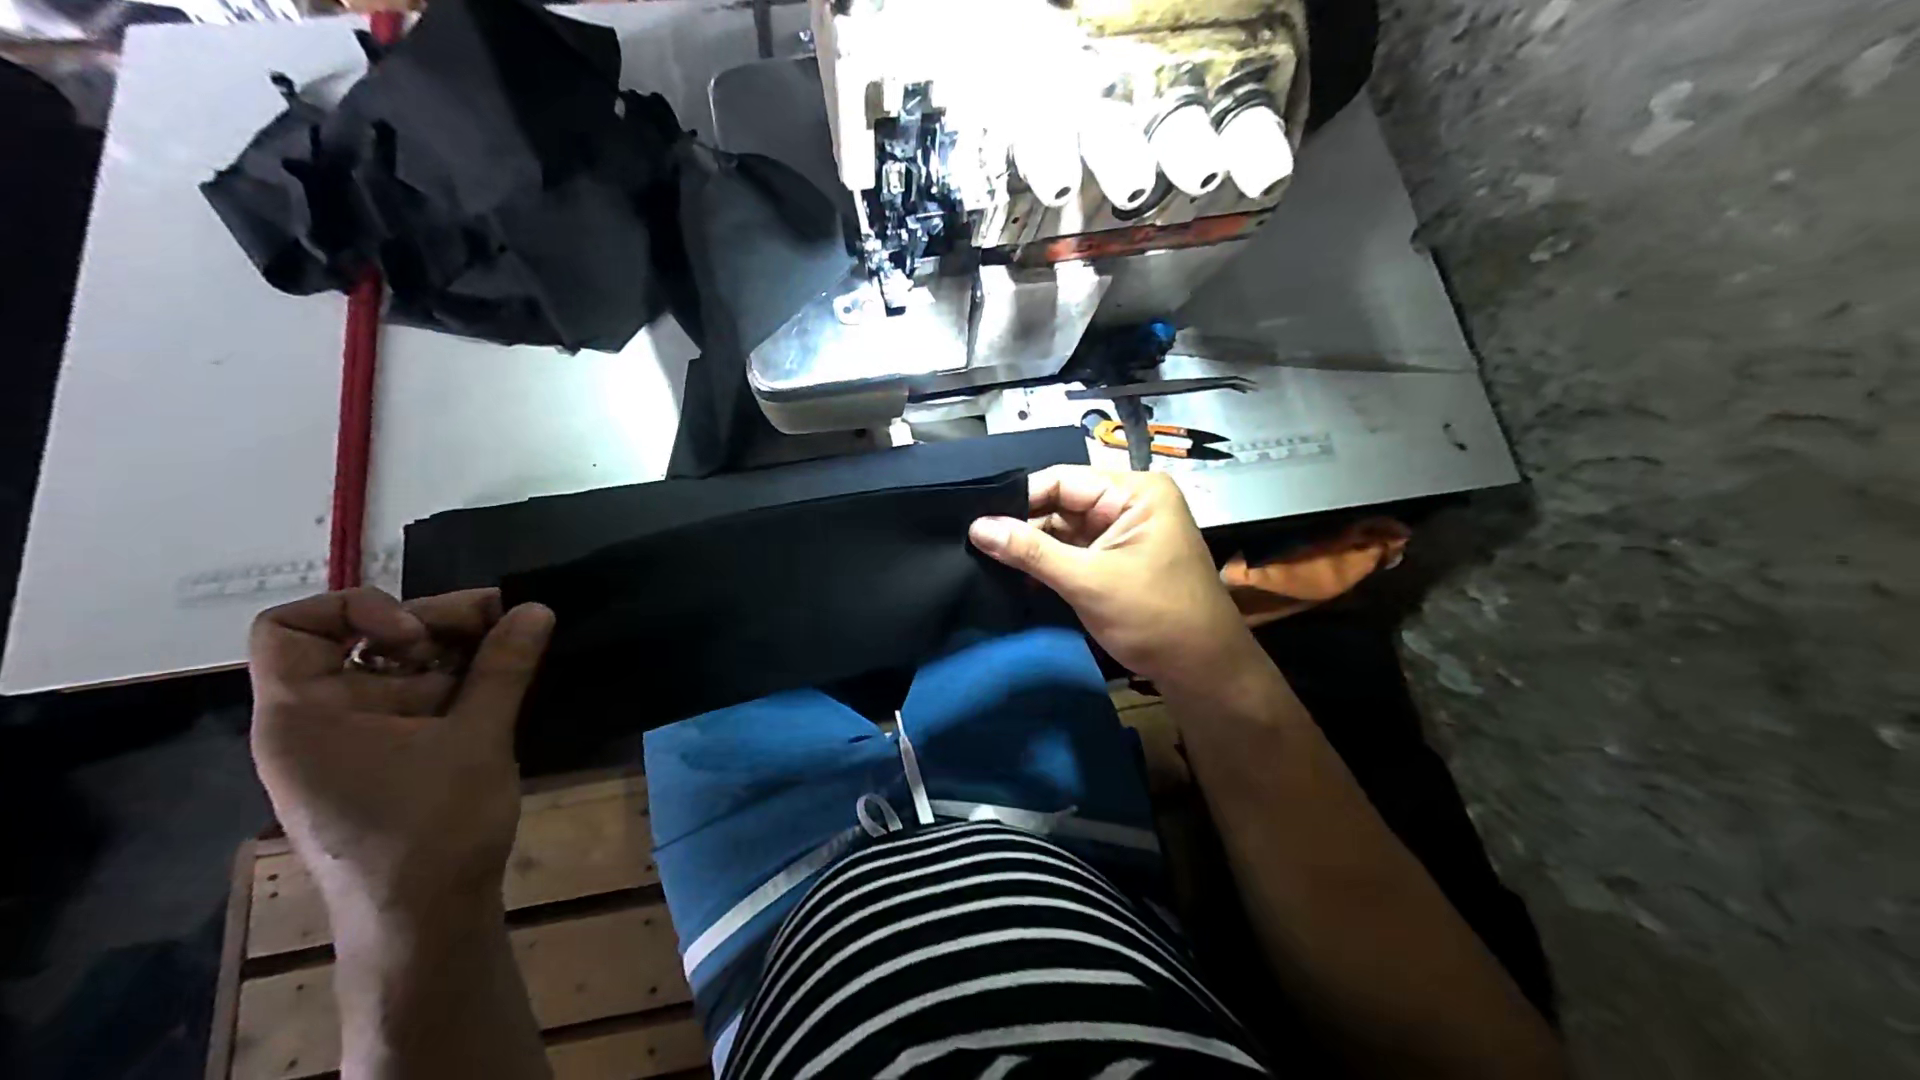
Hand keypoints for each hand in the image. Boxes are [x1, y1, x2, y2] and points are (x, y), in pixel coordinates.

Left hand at [248, 587, 554, 918]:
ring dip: (460, 650)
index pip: (290, 627)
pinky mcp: (393, 756)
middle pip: (365, 639)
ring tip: (518, 647)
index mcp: (306, 714)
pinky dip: (462, 681)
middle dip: (437, 623)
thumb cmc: (433, 828)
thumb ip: (504, 667)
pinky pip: (420, 699)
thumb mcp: (476, 738)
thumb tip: (536, 607)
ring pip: (401, 668)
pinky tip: (507, 680)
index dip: (356, 610)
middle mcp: (321, 719)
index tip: (418, 637)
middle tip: (505, 620)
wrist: (427, 919)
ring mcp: (358, 739)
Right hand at [968, 466, 1256, 691]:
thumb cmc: (1154, 617)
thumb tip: (976, 527)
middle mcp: (1128, 504)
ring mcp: (1122, 533)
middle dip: (1021, 524)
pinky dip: (1046, 563)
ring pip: (1063, 530)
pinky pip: (1072, 552)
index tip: (975, 517)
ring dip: (1030, 547)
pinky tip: (1012, 572)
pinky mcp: (1115, 561)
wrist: (1202, 671)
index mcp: (1134, 492)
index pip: (1063, 481)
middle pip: (1061, 504)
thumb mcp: (1088, 581)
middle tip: (973, 540)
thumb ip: (1030, 551)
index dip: (1019, 498)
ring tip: (983, 556)